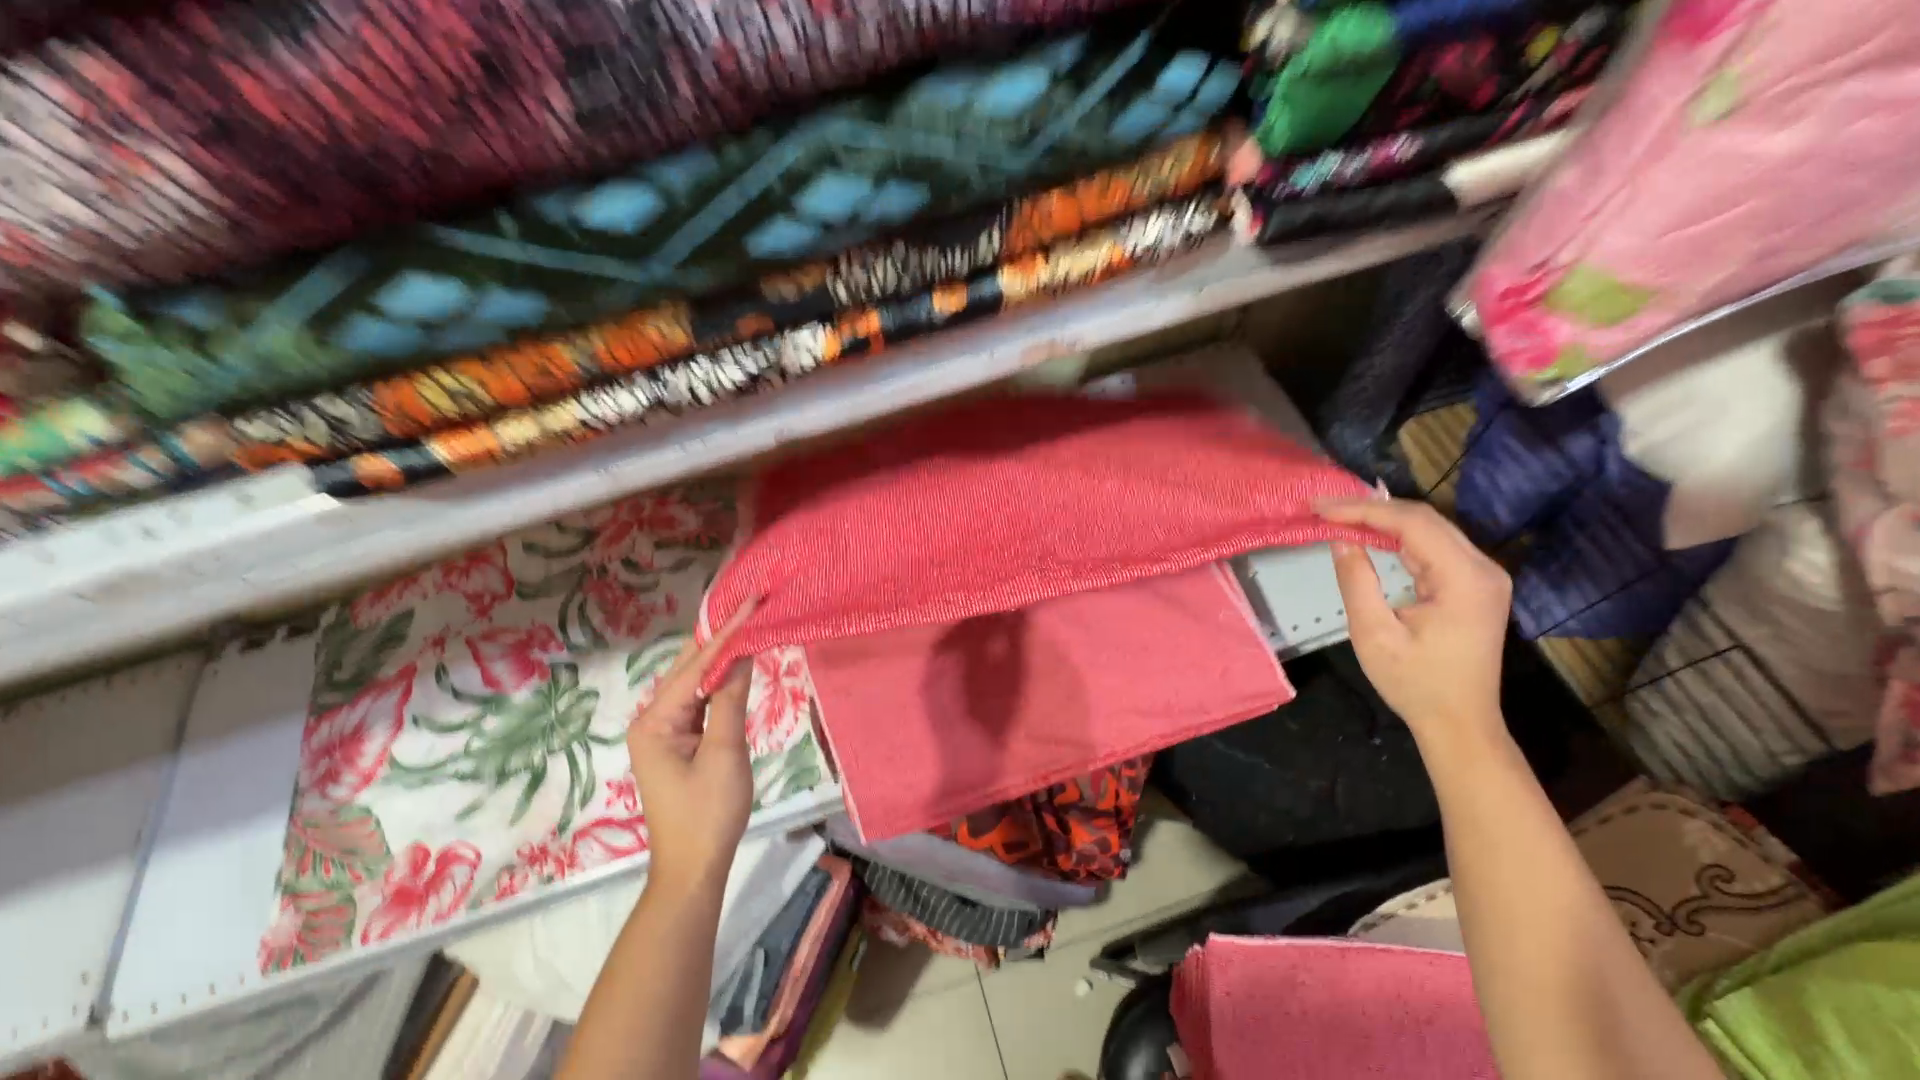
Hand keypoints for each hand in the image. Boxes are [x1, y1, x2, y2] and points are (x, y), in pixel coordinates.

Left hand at [626, 603, 757, 896]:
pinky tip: (737, 664)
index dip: (725, 634)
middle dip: (719, 636)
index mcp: (655, 721)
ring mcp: (663, 732)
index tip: (749, 602)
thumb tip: (742, 654)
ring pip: (694, 683)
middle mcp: (652, 719)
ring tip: (747, 622)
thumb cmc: (708, 814)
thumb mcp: (725, 754)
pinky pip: (699, 702)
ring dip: (720, 656)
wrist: (693, 868)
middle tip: (749, 602)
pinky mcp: (678, 743)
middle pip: (689, 668)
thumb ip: (730, 700)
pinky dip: (719, 682)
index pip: (696, 666)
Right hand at [1318, 498, 1511, 746]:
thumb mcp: (1374, 634)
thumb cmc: (1416, 684)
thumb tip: (1340, 539)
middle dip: (1372, 509)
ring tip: (1341, 516)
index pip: (1411, 524)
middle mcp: (1483, 567)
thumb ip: (1357, 581)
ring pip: (1430, 530)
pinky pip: (1435, 548)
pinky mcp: (1476, 585)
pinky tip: (1371, 535)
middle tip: (1325, 508)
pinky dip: (1401, 539)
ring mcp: (1484, 575)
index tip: (1321, 508)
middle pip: (1425, 520)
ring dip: (1385, 521)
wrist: (1460, 723)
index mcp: (1464, 578)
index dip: (1363, 510)